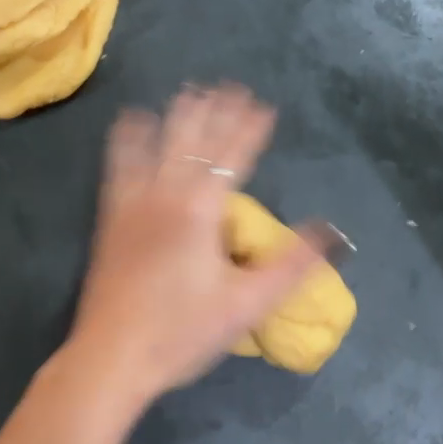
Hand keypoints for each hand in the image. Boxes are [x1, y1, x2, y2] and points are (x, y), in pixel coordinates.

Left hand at [63, 84, 338, 403]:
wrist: (112, 357)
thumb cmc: (183, 331)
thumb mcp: (248, 304)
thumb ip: (291, 265)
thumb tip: (331, 233)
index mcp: (203, 209)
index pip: (234, 156)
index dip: (251, 128)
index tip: (264, 105)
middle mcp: (169, 193)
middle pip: (197, 140)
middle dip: (217, 111)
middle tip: (230, 86)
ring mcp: (136, 200)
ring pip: (160, 143)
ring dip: (179, 115)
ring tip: (193, 90)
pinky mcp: (111, 214)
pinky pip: (119, 163)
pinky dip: (129, 136)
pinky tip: (132, 118)